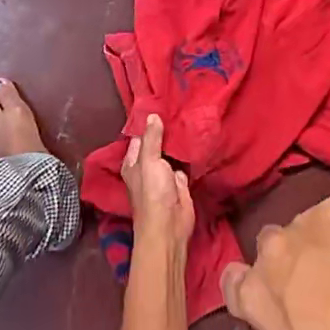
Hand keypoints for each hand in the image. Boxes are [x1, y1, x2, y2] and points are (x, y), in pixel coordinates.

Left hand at [122, 114, 192, 248]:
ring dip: (178, 140)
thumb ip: (152, 139)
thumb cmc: (153, 193)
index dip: (147, 122)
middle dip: (165, 129)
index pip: (139, 137)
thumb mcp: (149, 162)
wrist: (170, 226)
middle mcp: (147, 166)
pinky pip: (184, 161)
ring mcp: (164, 174)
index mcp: (133, 163)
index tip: (160, 103)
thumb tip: (151, 115)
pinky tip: (196, 137)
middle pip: (156, 143)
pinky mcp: (180, 181)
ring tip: (189, 117)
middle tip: (179, 107)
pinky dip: (189, 153)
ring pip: (171, 152)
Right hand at [220, 197, 329, 329]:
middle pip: (270, 247)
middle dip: (289, 262)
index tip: (272, 300)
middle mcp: (271, 252)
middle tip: (320, 288)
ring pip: (304, 228)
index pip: (234, 282)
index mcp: (254, 298)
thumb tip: (289, 322)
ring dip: (319, 243)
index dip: (253, 291)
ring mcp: (306, 223)